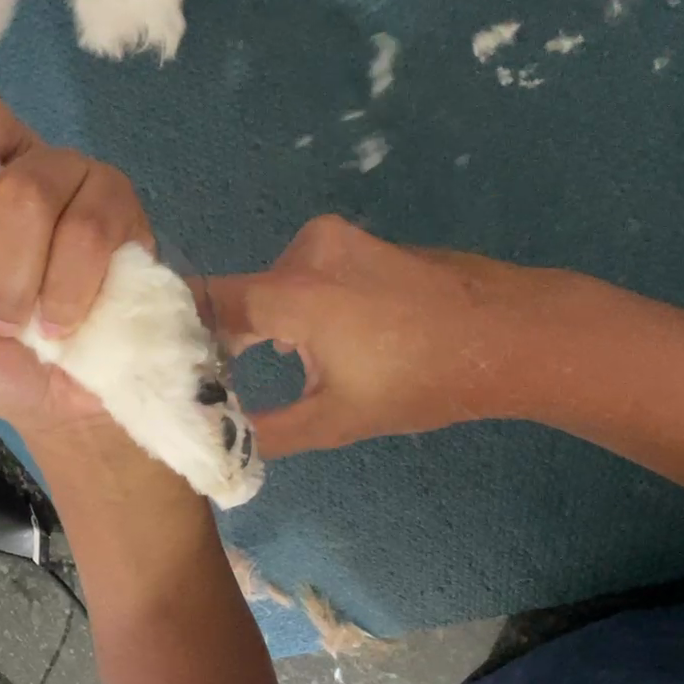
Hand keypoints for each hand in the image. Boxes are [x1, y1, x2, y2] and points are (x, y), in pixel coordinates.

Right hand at [209, 216, 601, 455]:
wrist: (508, 335)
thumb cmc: (421, 380)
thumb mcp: (336, 419)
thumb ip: (268, 431)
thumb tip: (220, 444)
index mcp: (295, 290)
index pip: (206, 302)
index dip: (183, 338)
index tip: (176, 375)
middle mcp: (306, 250)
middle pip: (239, 295)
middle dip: (226, 340)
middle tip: (219, 387)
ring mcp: (337, 240)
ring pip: (272, 286)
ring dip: (265, 326)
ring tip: (274, 371)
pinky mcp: (359, 242)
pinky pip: (304, 275)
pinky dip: (296, 308)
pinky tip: (319, 345)